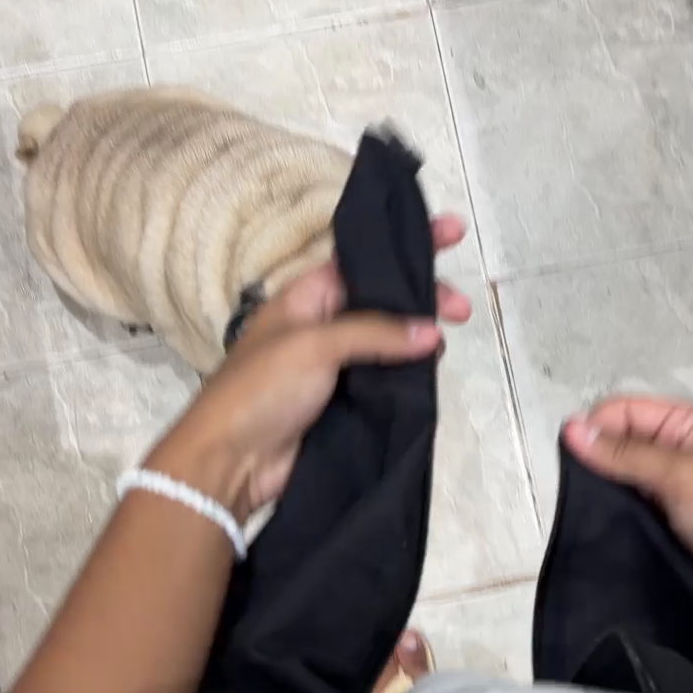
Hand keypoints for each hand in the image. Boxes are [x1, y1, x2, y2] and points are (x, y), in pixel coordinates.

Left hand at [144, 215, 473, 521]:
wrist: (229, 461)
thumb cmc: (262, 387)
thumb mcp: (315, 344)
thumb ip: (376, 332)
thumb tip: (433, 331)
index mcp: (308, 296)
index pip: (364, 258)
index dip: (405, 243)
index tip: (451, 231)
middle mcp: (324, 324)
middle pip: (384, 299)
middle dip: (423, 295)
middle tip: (462, 309)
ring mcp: (336, 365)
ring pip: (390, 340)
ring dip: (420, 337)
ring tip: (450, 340)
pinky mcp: (345, 401)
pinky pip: (386, 378)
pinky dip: (410, 372)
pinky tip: (433, 371)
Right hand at [564, 395, 692, 630]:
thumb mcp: (681, 475)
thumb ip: (624, 453)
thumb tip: (571, 428)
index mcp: (689, 425)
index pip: (627, 410)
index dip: (597, 426)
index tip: (569, 453)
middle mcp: (680, 451)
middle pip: (622, 442)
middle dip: (596, 456)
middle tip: (569, 483)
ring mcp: (674, 490)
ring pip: (623, 478)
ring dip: (603, 487)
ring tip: (576, 505)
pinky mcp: (668, 524)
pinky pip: (631, 509)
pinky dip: (613, 512)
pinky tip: (593, 522)